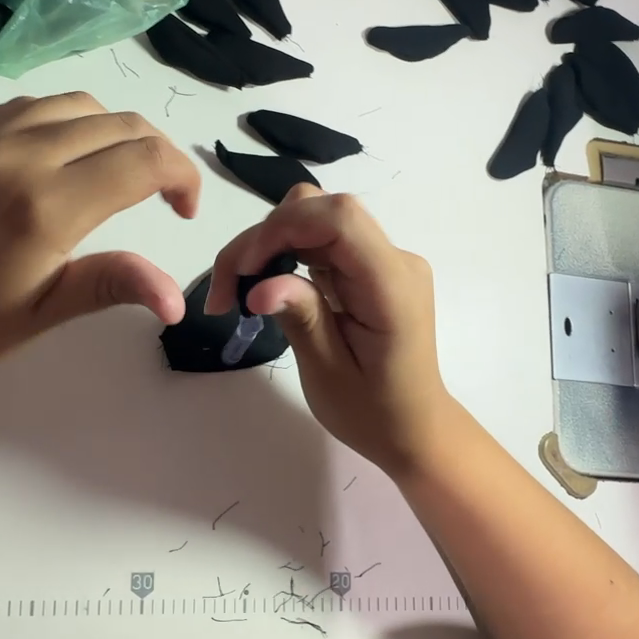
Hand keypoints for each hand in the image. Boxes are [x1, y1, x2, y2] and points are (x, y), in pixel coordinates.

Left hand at [0, 92, 199, 392]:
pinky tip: (62, 157)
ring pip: (77, 104)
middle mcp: (21, 153)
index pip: (144, 160)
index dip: (182, 176)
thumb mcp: (42, 313)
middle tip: (162, 197)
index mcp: (47, 205)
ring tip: (117, 174)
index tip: (185, 210)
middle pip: (119, 124)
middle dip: (157, 154)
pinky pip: (31, 105)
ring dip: (114, 131)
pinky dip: (67, 120)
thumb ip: (113, 285)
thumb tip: (178, 300)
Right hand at [206, 186, 455, 476]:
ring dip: (267, 246)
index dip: (282, 228)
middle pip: (320, 211)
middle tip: (225, 290)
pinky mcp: (369, 268)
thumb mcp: (329, 374)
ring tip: (235, 292)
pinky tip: (262, 288)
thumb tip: (259, 286)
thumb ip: (302, 318)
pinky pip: (320, 242)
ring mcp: (384, 259)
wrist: (413, 427)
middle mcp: (394, 259)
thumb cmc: (373, 412)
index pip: (339, 219)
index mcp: (390, 286)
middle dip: (263, 238)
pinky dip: (283, 256)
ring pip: (314, 221)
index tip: (244, 270)